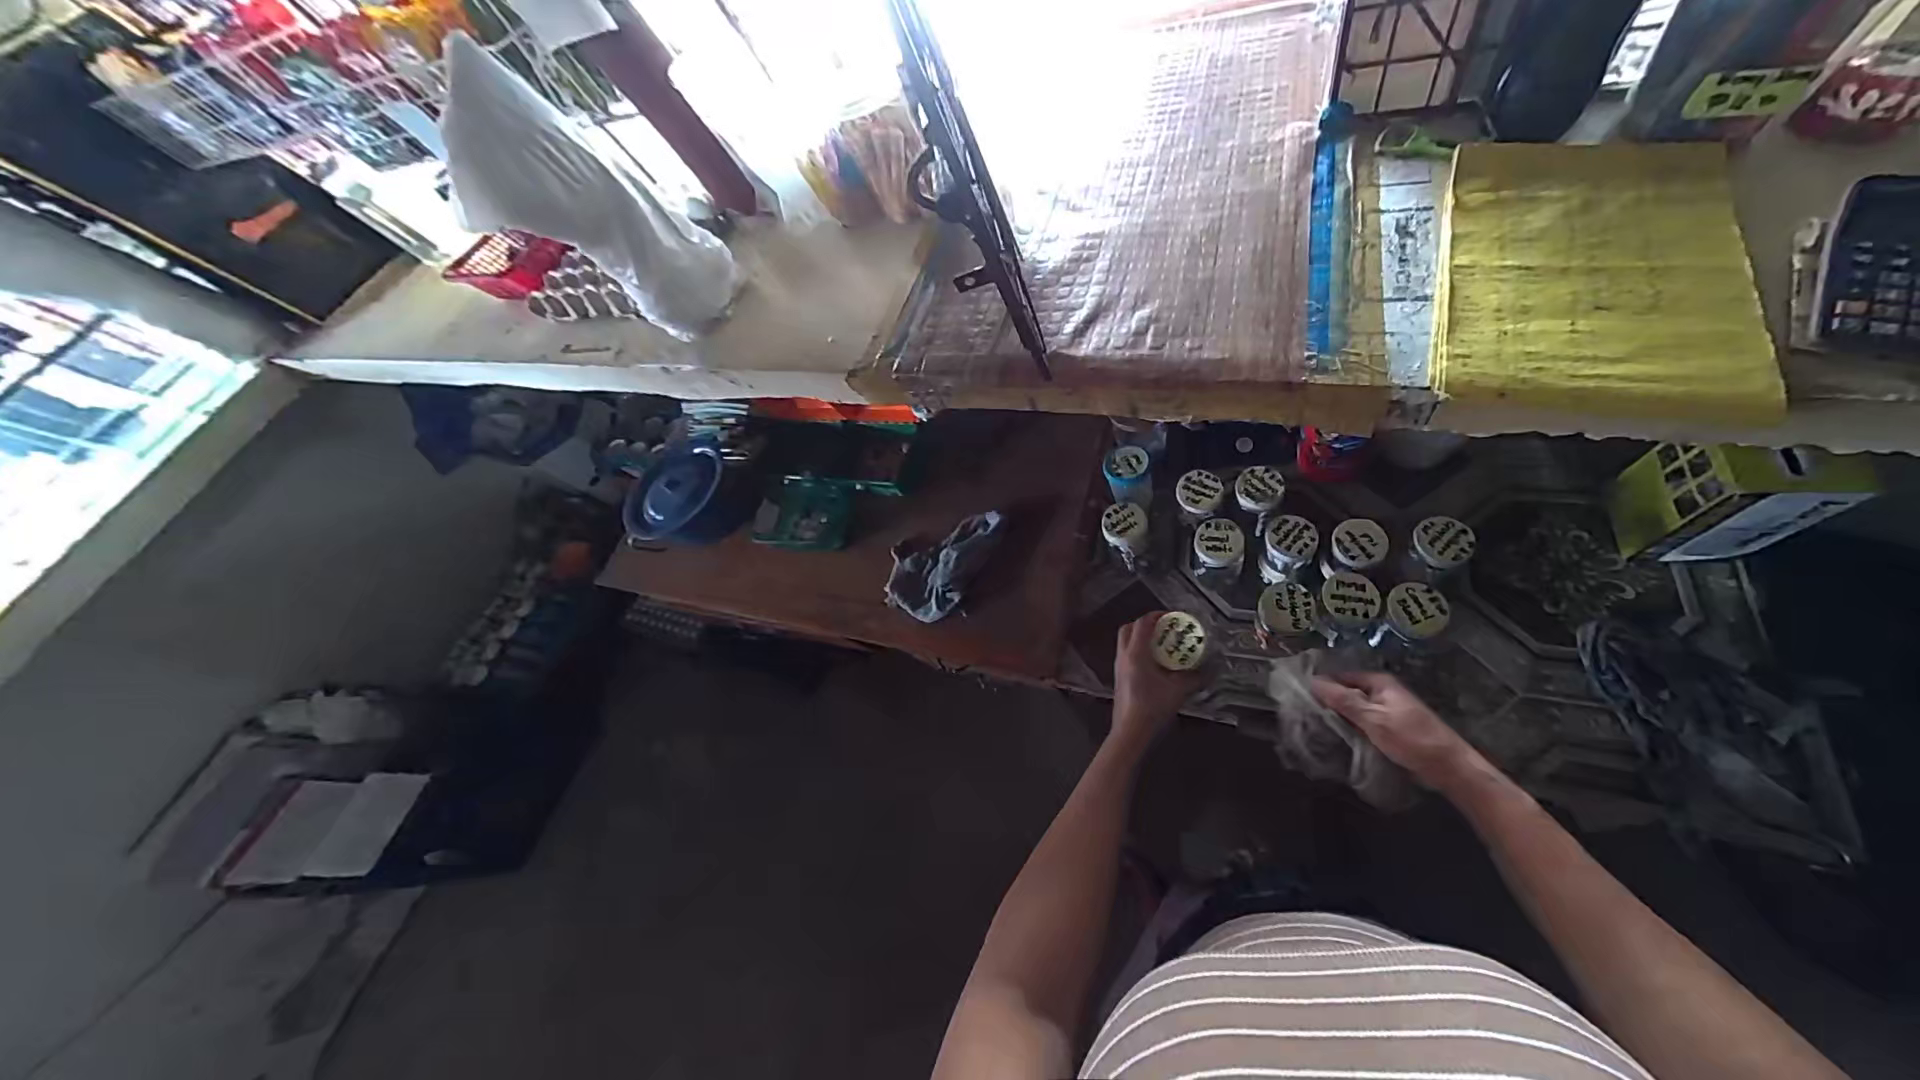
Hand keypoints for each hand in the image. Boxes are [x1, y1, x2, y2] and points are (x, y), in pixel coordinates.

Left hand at [1111, 612, 1201, 748]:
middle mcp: (1123, 655)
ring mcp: (1118, 666)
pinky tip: (1155, 664)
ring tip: (1162, 645)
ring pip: (1125, 642)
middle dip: (1146, 624)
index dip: (1156, 616)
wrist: (1130, 729)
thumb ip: (1195, 677)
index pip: (1142, 623)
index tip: (1172, 617)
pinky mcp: (1118, 677)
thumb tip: (1211, 670)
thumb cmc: (1153, 706)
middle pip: (1128, 628)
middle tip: (1164, 629)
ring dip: (1141, 638)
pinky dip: (1138, 651)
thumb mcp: (1179, 690)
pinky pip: (1126, 654)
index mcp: (1136, 653)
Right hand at [1311, 671, 1492, 791]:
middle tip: (1303, 714)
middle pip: (1346, 692)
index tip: (1298, 697)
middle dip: (1327, 702)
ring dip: (1338, 717)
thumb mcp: (1374, 719)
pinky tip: (1335, 736)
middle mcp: (1382, 692)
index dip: (1320, 685)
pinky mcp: (1389, 728)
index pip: (1339, 676)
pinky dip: (1350, 728)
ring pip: (1353, 710)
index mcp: (1379, 682)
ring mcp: (1386, 711)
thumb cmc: (1412, 740)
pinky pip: (1361, 723)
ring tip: (1313, 726)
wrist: (1450, 769)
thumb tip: (1312, 682)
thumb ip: (1343, 700)